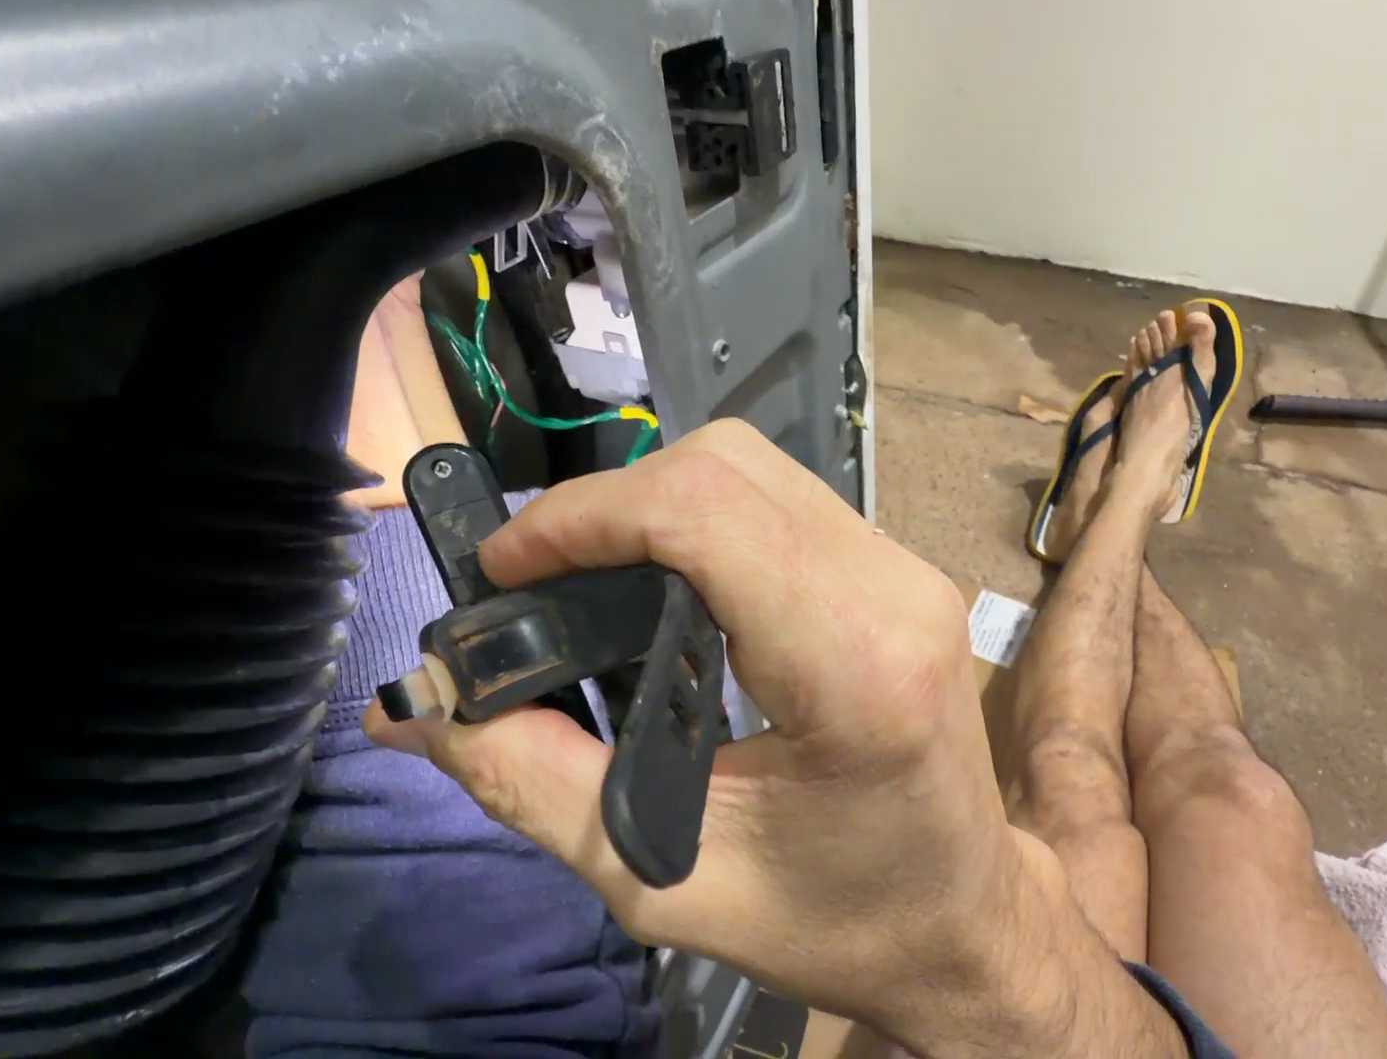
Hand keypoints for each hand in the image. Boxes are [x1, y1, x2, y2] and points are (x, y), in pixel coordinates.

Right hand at [366, 421, 1182, 1054]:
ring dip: (659, 507)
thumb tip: (420, 706)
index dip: (585, 516)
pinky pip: (786, 502)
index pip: (705, 510)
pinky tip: (671, 585)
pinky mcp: (902, 571)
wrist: (966, 918)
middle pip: (728, 466)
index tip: (508, 570)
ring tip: (594, 583)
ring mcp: (907, 569)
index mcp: (854, 664)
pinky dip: (708, 522)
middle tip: (543, 582)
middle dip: (614, 505)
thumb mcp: (667, 879)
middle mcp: (893, 587)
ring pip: (757, 471)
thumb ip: (533, 783)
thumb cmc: (838, 921)